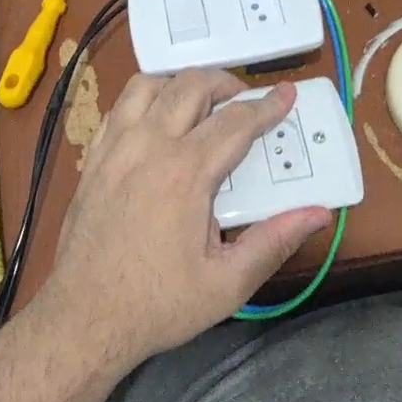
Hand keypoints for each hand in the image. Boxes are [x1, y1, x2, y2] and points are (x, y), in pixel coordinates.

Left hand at [34, 69, 333, 364]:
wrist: (83, 318)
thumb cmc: (158, 304)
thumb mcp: (227, 284)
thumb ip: (274, 242)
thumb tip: (317, 213)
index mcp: (185, 173)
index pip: (236, 122)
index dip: (267, 105)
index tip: (287, 94)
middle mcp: (148, 146)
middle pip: (190, 87)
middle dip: (225, 84)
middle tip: (244, 102)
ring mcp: (114, 148)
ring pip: (148, 85)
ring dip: (180, 83)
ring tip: (201, 103)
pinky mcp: (93, 159)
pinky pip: (119, 107)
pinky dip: (145, 99)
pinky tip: (157, 121)